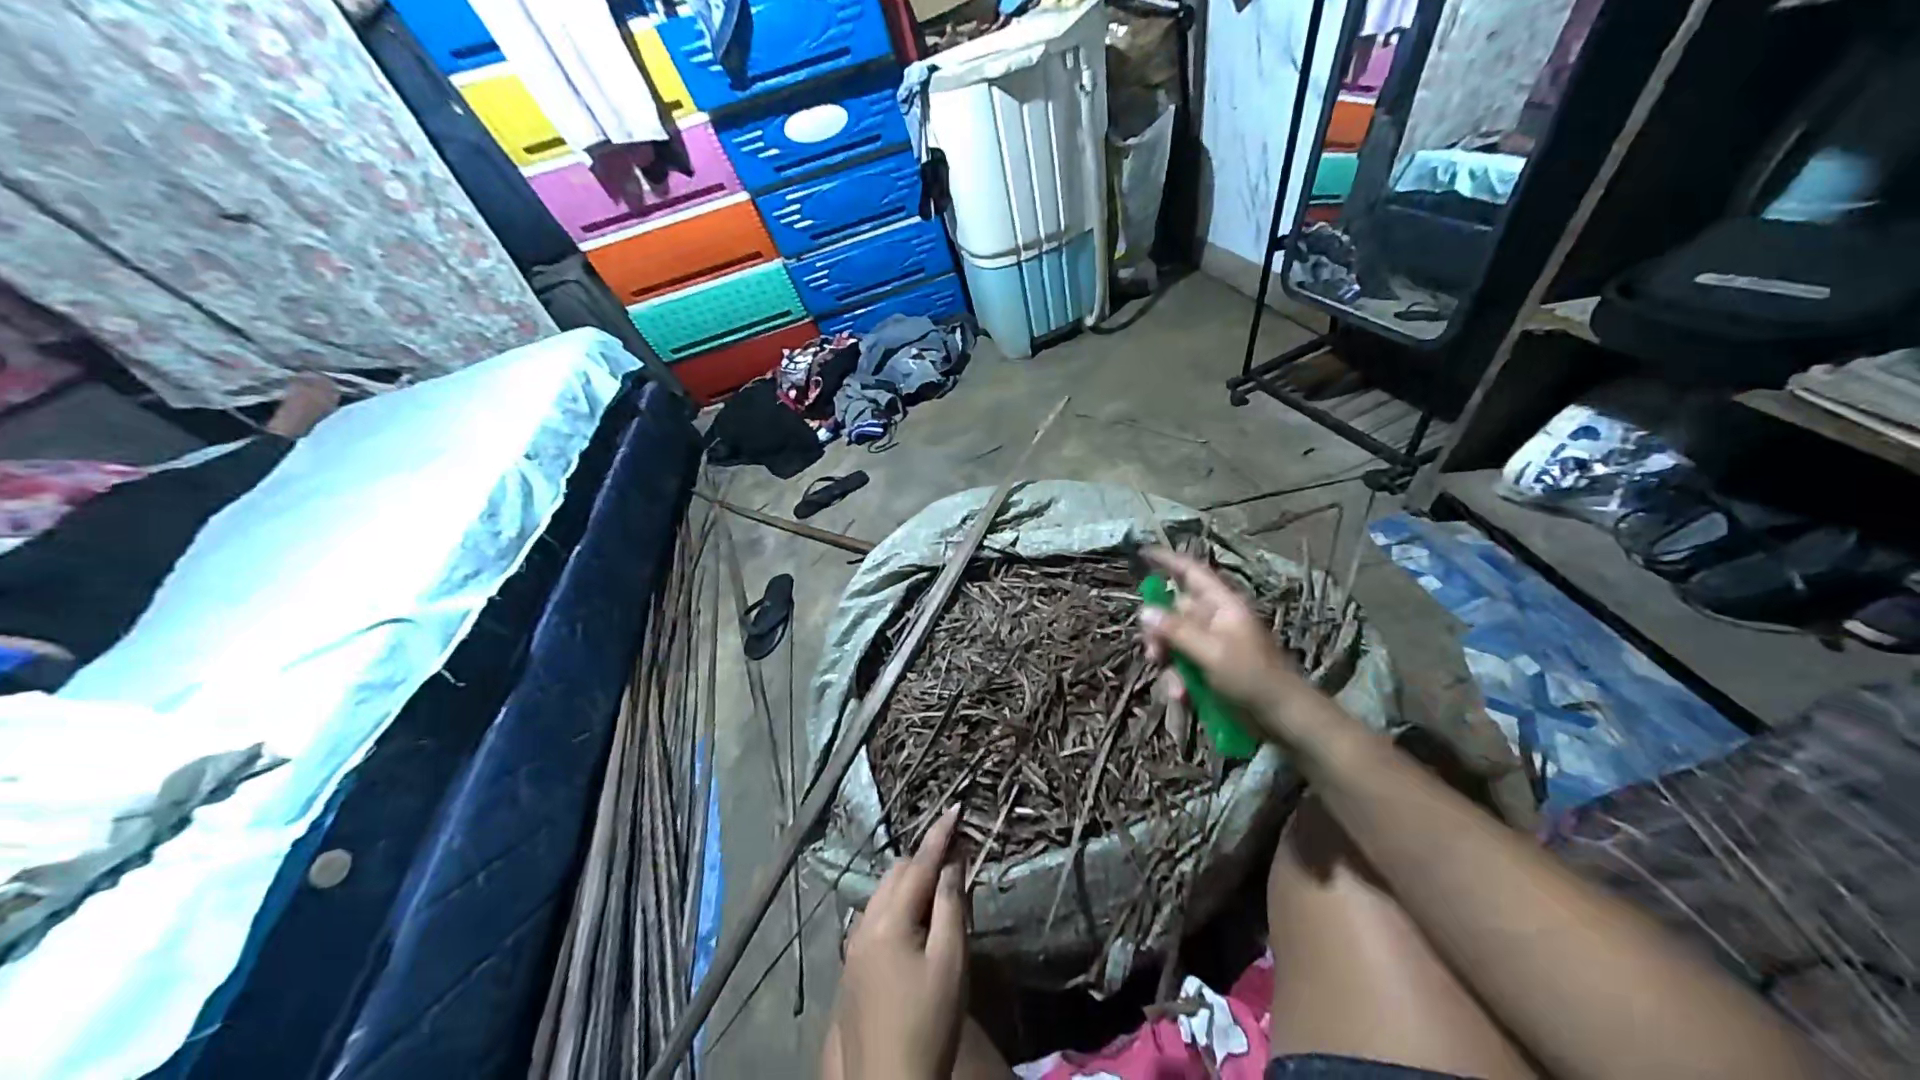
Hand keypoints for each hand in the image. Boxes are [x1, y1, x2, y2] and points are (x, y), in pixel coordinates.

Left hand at [830, 806, 969, 1079]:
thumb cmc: (929, 1021)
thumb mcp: (950, 961)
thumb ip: (951, 906)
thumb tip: (953, 863)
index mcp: (888, 920)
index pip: (919, 864)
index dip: (940, 835)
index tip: (957, 808)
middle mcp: (864, 924)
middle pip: (896, 874)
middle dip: (925, 857)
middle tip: (956, 852)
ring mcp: (853, 945)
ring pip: (883, 893)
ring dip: (910, 880)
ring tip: (940, 882)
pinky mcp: (853, 966)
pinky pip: (876, 915)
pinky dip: (897, 903)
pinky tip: (914, 919)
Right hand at [1138, 547, 1326, 746]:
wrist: (1283, 717)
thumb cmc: (1252, 677)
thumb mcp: (1210, 652)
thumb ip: (1176, 630)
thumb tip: (1145, 610)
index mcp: (1222, 606)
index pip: (1191, 573)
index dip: (1168, 560)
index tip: (1143, 553)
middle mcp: (1215, 620)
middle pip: (1173, 612)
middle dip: (1158, 632)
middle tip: (1154, 654)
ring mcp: (1212, 644)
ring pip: (1174, 641)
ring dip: (1168, 662)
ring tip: (1174, 686)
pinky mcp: (1209, 668)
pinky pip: (1182, 665)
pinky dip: (1178, 680)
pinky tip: (1182, 697)